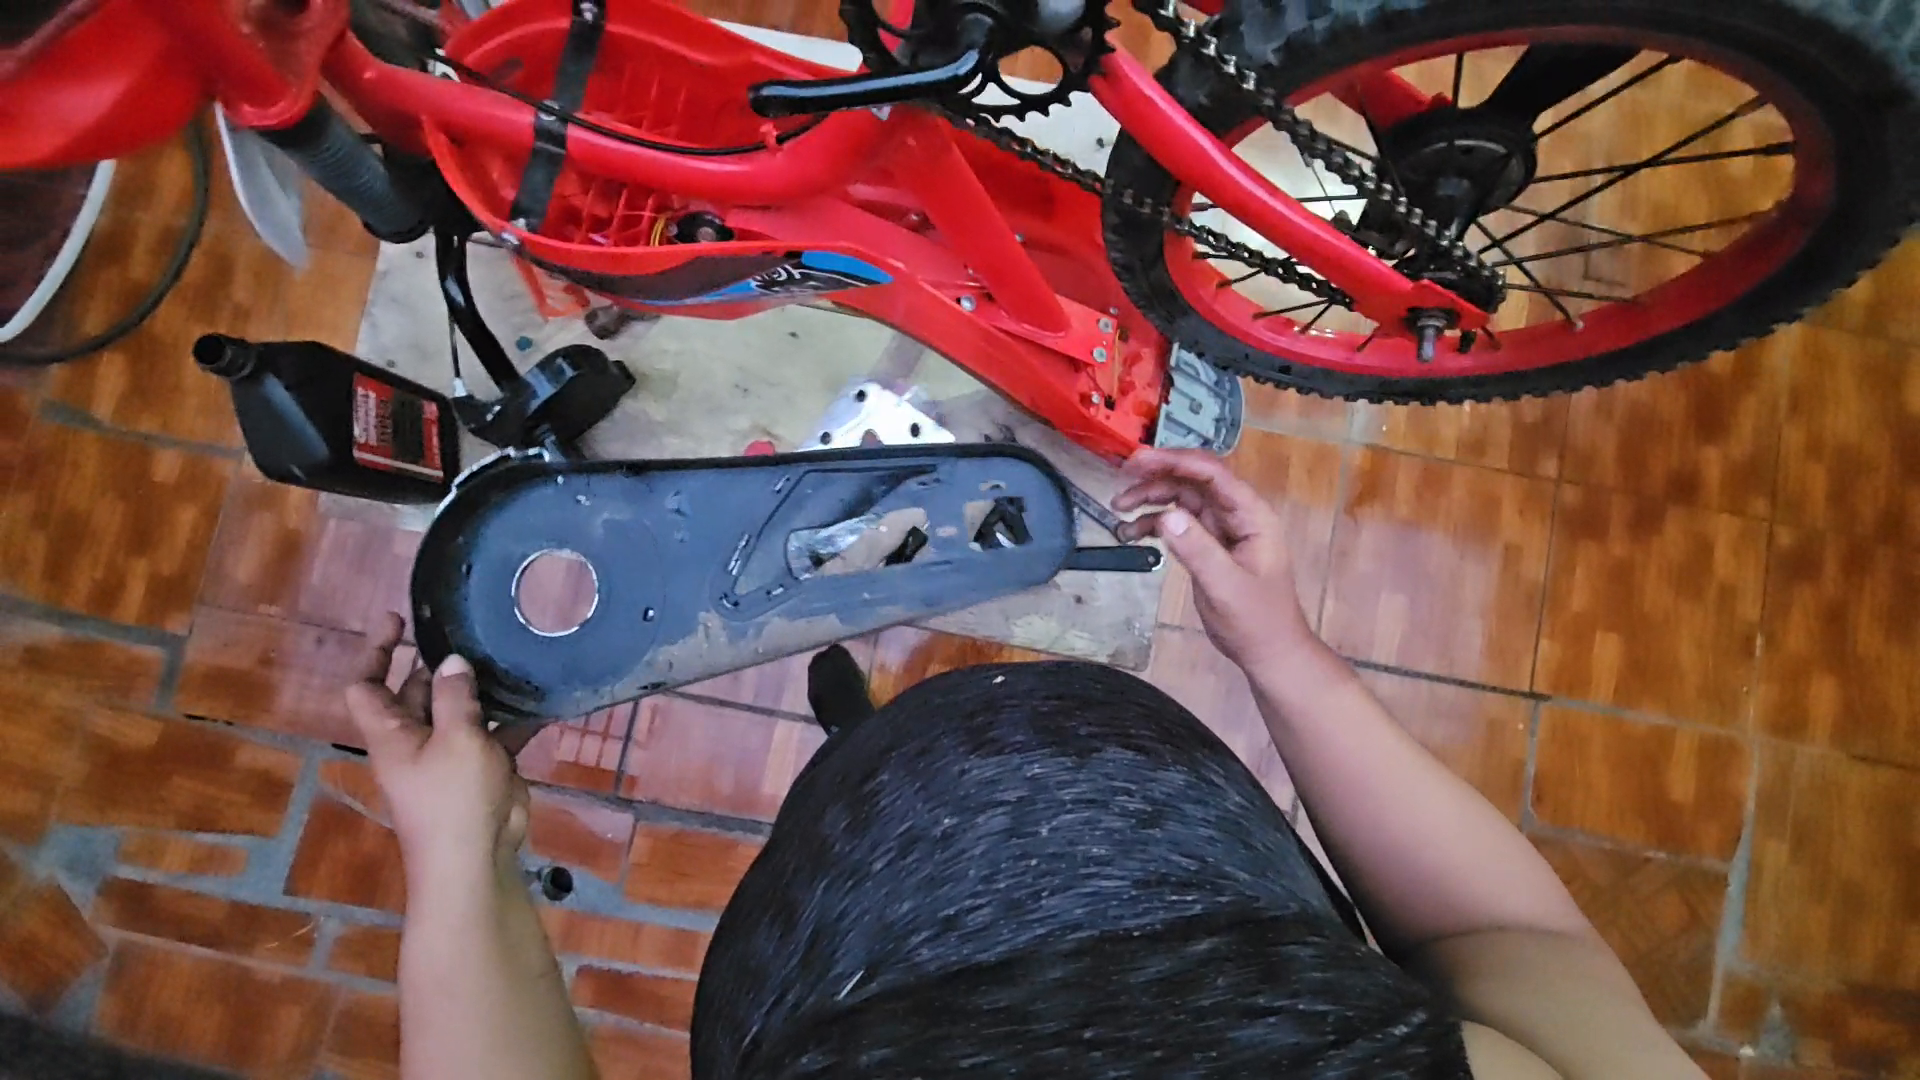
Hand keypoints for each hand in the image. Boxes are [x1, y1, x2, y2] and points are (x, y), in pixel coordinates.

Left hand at [345, 613, 528, 884]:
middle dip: (434, 662)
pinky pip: (497, 731)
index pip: (368, 685)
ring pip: (459, 709)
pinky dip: (515, 716)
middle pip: (414, 693)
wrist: (476, 854)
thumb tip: (453, 660)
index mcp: (392, 734)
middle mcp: (416, 740)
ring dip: (479, 686)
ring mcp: (451, 753)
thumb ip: (455, 696)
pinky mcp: (485, 765)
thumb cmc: (453, 797)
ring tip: (507, 653)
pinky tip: (542, 698)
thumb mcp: (455, 739)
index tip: (396, 619)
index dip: (376, 650)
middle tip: (466, 630)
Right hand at [1112, 448, 1314, 668]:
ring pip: (1181, 498)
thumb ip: (1197, 550)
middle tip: (1120, 482)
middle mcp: (1235, 514)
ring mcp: (1220, 528)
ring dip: (1150, 498)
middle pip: (1192, 481)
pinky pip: (1177, 522)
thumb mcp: (1225, 586)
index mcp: (1250, 515)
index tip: (1138, 461)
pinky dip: (1153, 522)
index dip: (1174, 461)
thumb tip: (1166, 516)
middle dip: (1156, 477)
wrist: (1267, 650)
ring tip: (1118, 508)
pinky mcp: (1206, 544)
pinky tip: (1131, 532)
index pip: (1211, 474)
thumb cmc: (1256, 620)